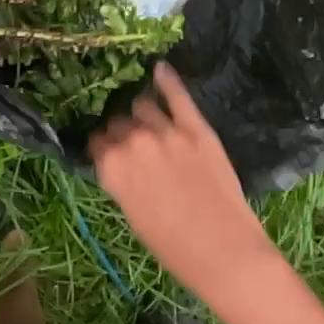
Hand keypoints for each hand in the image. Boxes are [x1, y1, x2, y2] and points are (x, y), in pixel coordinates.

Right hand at [90, 64, 282, 300]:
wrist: (226, 254)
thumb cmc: (174, 249)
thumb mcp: (133, 215)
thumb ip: (121, 180)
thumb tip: (117, 161)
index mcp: (112, 168)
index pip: (96, 141)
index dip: (103, 146)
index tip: (108, 151)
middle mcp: (133, 142)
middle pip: (118, 122)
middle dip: (120, 130)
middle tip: (131, 142)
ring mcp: (167, 131)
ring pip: (142, 106)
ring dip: (141, 113)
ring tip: (146, 118)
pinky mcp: (197, 128)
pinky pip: (177, 95)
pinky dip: (167, 80)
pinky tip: (160, 69)